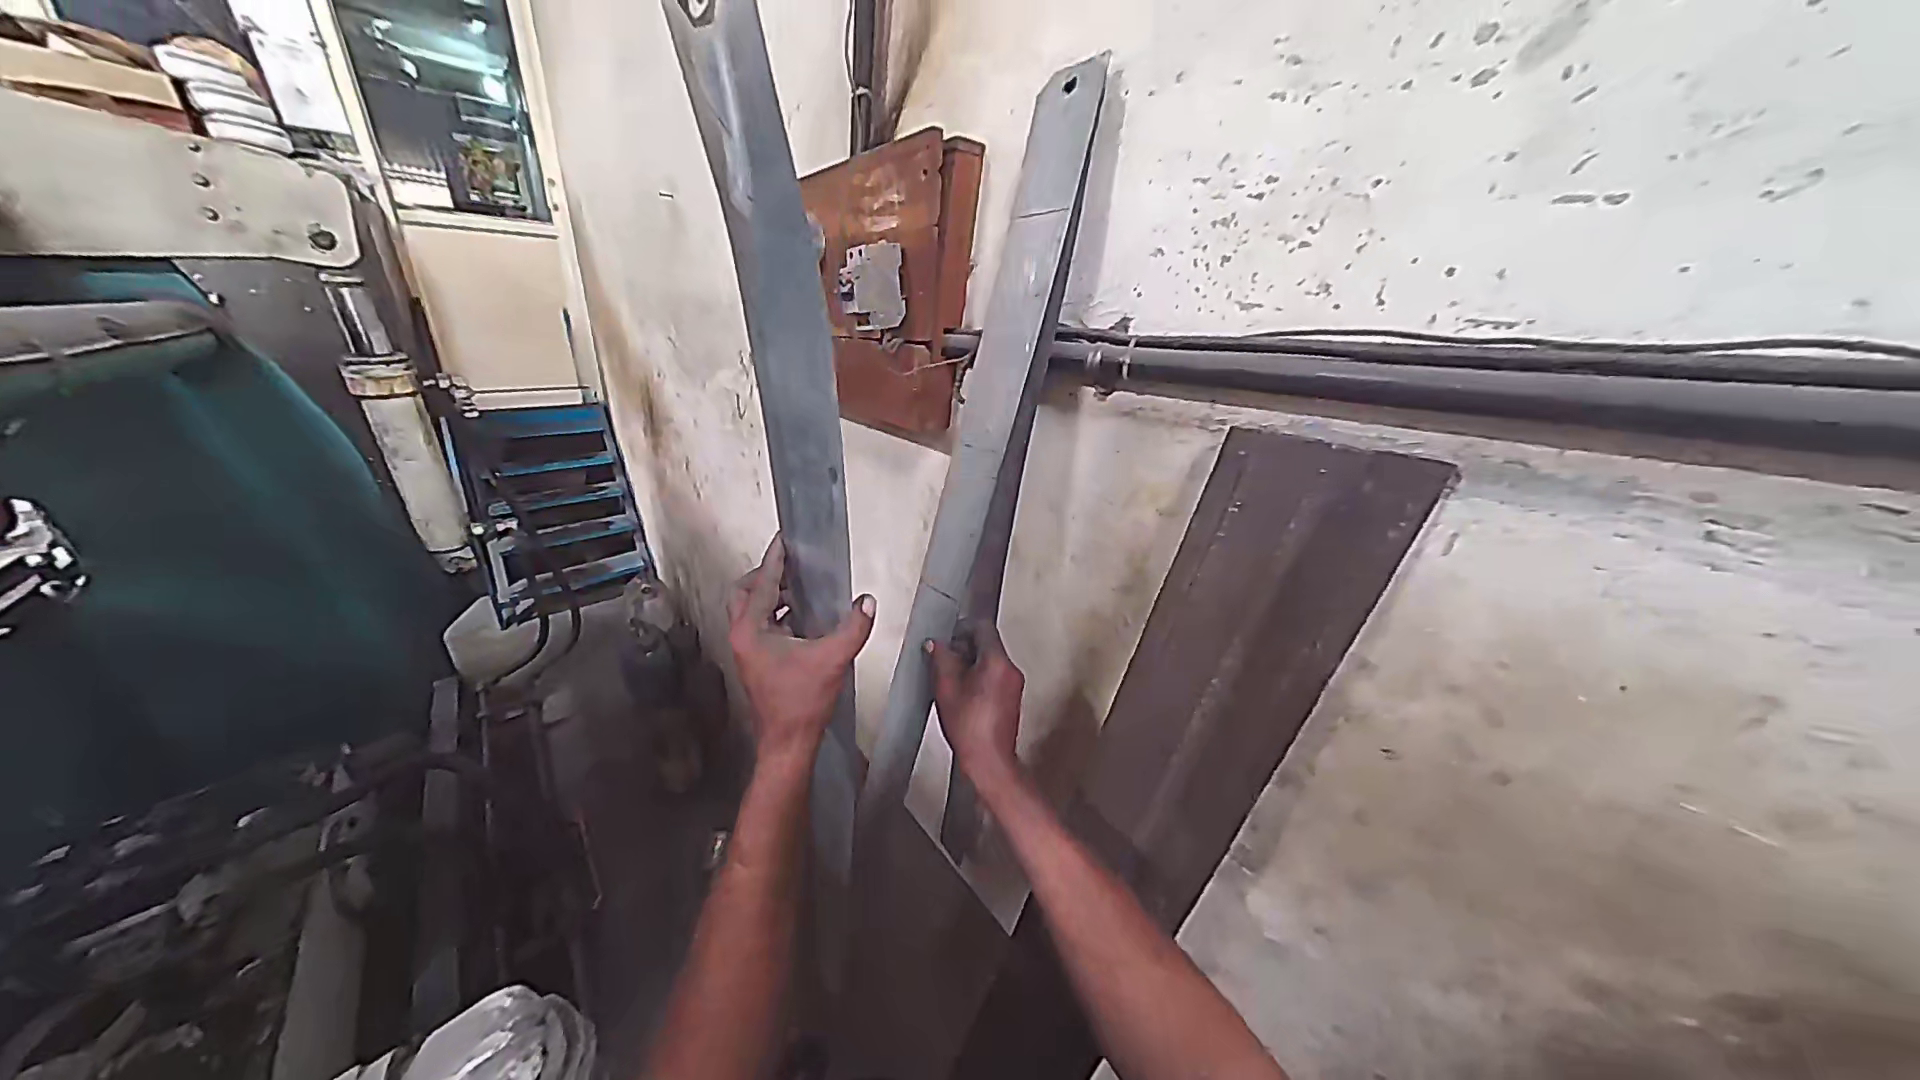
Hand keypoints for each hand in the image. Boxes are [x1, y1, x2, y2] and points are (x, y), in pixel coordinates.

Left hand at [727, 534, 874, 760]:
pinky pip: (759, 625)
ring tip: (797, 587)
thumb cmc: (801, 704)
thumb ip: (853, 627)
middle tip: (788, 565)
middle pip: (743, 592)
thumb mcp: (833, 658)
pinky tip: (800, 617)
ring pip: (749, 609)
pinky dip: (774, 614)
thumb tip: (866, 603)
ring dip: (769, 595)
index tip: (782, 541)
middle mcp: (742, 638)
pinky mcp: (755, 661)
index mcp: (751, 632)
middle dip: (765, 575)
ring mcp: (746, 651)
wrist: (788, 742)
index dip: (775, 560)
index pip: (762, 584)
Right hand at [927, 621, 1024, 784]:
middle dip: (966, 648)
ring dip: (972, 663)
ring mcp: (1014, 684)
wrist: (988, 759)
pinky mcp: (1012, 697)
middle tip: (947, 658)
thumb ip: (941, 659)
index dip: (962, 628)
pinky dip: (980, 677)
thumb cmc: (971, 729)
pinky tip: (964, 693)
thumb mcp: (946, 687)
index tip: (950, 636)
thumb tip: (937, 645)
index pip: (983, 627)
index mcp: (997, 662)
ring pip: (992, 660)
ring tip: (953, 679)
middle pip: (988, 643)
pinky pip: (996, 676)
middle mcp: (1010, 669)